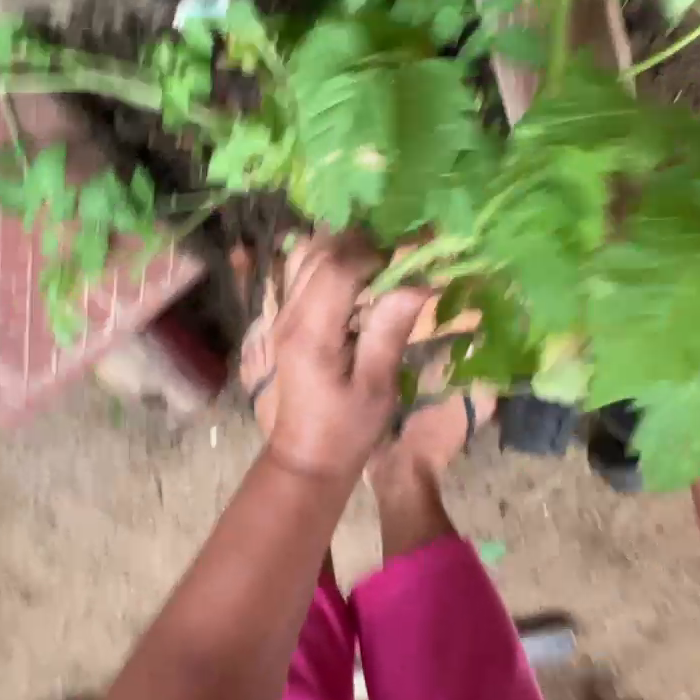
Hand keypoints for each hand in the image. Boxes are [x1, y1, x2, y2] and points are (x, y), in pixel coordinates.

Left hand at [262, 233, 429, 479]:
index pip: (338, 268)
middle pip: (318, 252)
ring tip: (378, 259)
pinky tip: (356, 273)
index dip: (376, 254)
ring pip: (304, 255)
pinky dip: (329, 259)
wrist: (307, 456)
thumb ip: (390, 331)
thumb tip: (418, 283)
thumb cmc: (347, 429)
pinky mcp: (286, 317)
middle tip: (398, 253)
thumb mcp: (377, 387)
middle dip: (361, 243)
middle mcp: (289, 314)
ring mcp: (282, 313)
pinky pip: (301, 270)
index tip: (410, 260)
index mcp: (312, 333)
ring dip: (342, 247)